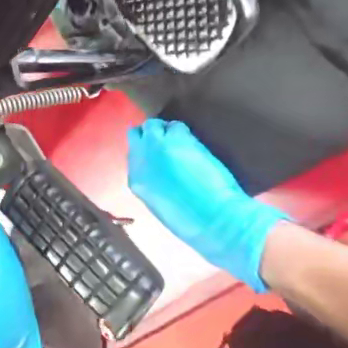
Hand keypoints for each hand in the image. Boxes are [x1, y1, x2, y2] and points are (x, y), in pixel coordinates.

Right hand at [127, 119, 288, 291]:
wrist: (215, 220)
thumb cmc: (191, 222)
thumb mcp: (161, 205)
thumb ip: (153, 184)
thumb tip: (159, 171)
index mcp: (136, 182)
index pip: (133, 158)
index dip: (145, 153)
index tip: (157, 154)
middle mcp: (140, 161)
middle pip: (136, 135)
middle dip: (149, 135)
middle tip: (166, 140)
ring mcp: (157, 147)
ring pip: (153, 125)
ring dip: (165, 130)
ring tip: (181, 139)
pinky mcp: (178, 139)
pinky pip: (176, 126)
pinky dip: (183, 131)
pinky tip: (195, 142)